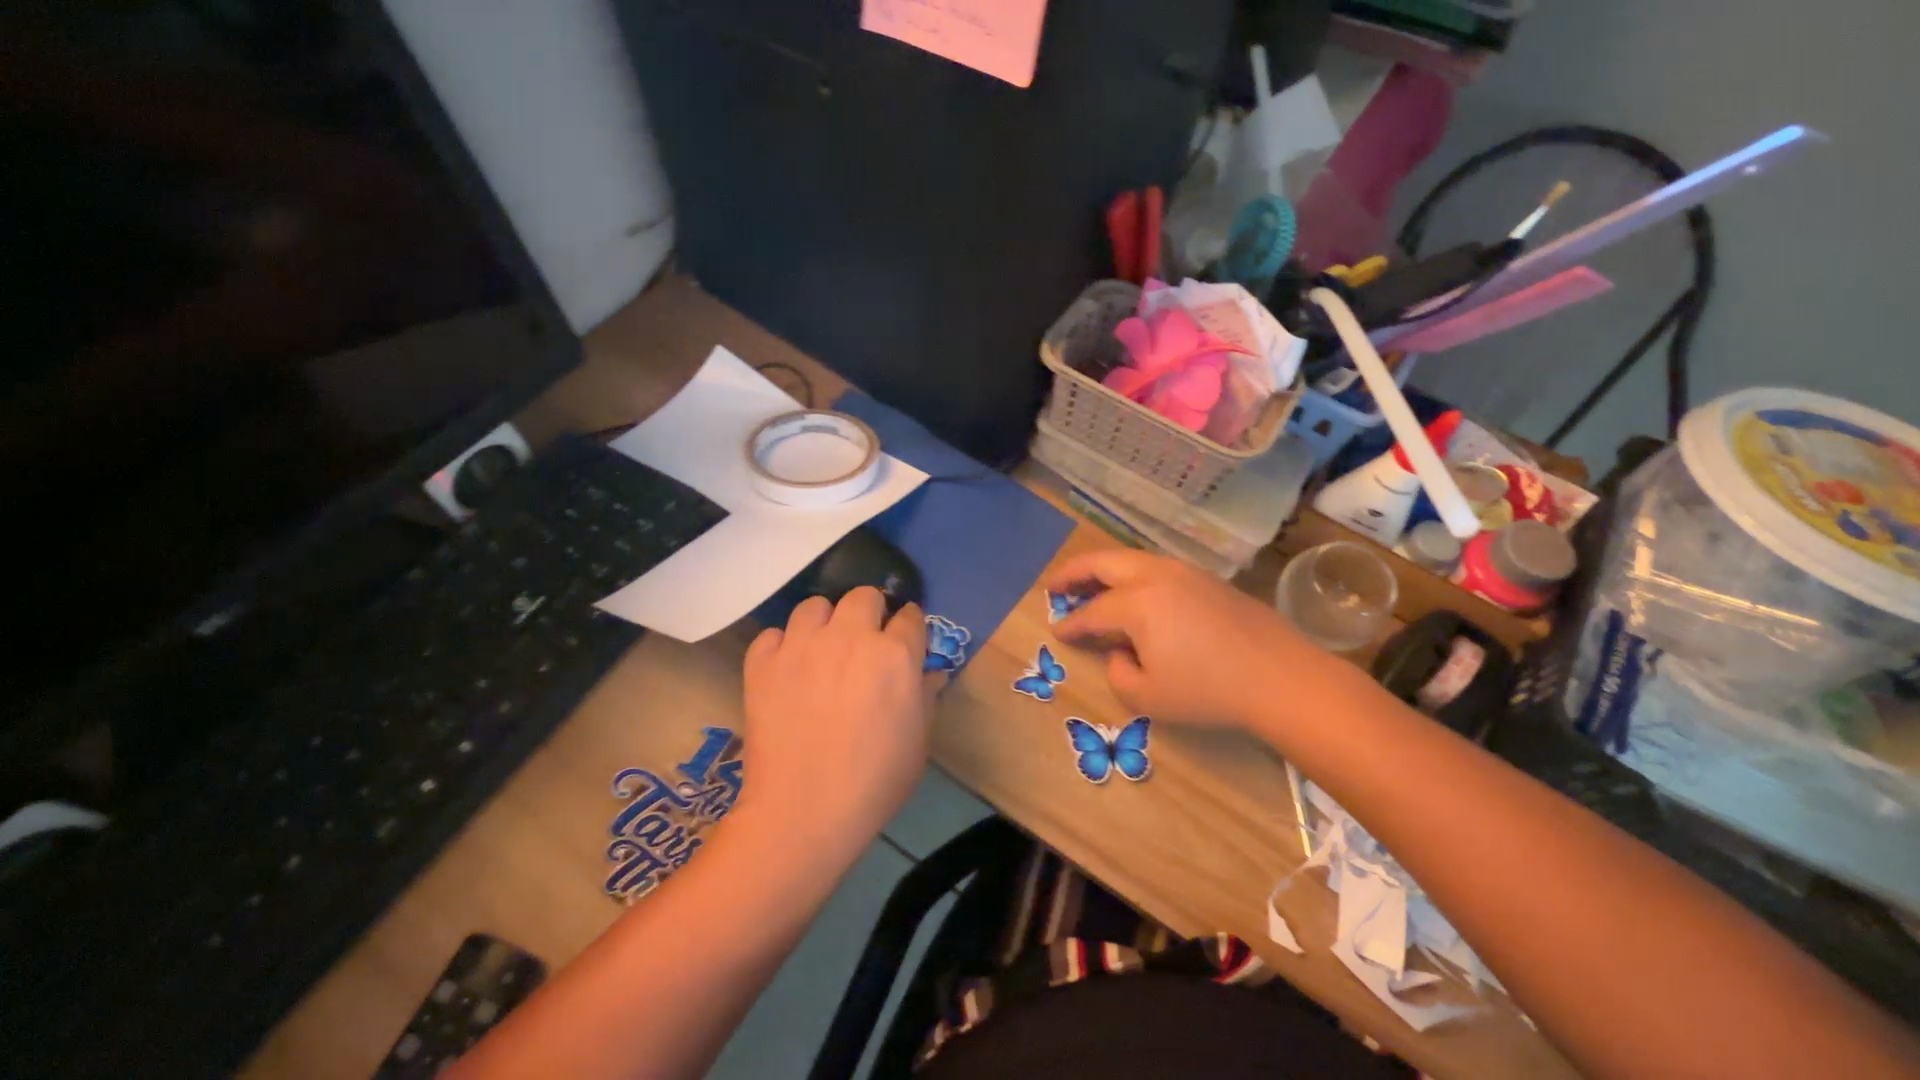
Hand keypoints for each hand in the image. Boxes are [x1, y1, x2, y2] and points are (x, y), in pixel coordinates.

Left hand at [738, 588, 931, 849]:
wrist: (803, 811)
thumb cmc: (874, 782)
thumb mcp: (917, 742)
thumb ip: (925, 697)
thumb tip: (929, 672)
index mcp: (895, 655)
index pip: (911, 616)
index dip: (909, 628)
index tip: (905, 641)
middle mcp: (849, 637)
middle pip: (863, 597)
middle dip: (870, 613)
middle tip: (865, 643)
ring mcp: (801, 646)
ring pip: (815, 605)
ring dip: (825, 623)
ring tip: (823, 650)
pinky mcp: (762, 662)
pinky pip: (774, 634)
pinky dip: (782, 646)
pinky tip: (788, 670)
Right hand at [1048, 550, 1322, 728]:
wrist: (1280, 676)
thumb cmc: (1209, 691)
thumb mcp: (1149, 697)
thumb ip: (1118, 674)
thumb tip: (1120, 652)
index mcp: (1137, 603)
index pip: (1093, 612)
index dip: (1071, 624)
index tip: (1056, 630)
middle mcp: (1157, 576)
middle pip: (1105, 563)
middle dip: (1075, 572)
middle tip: (1054, 584)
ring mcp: (1186, 573)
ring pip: (1133, 559)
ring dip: (1105, 569)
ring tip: (1090, 584)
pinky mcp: (1208, 580)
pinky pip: (1156, 567)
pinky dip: (1133, 575)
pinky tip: (1134, 593)